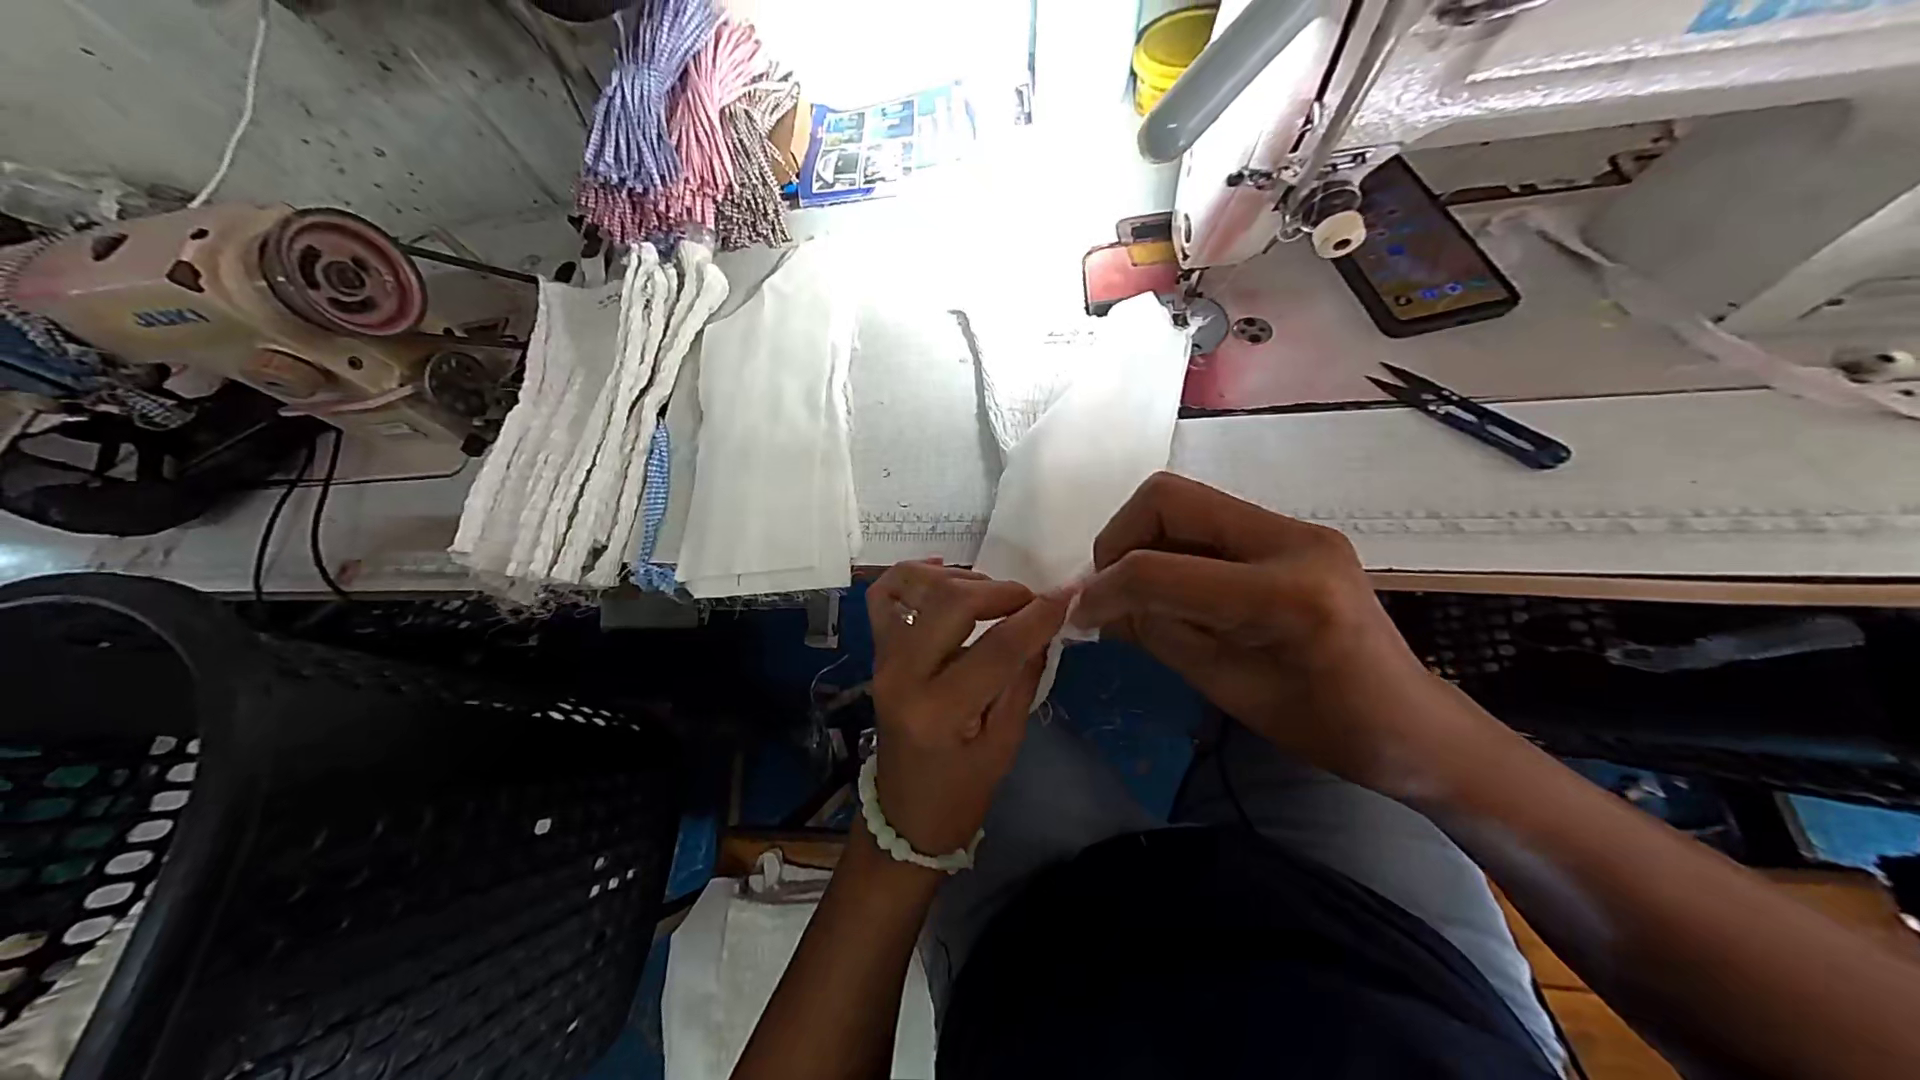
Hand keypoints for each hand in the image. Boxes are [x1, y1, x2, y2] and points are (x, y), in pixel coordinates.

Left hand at [865, 560, 1068, 855]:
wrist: (905, 814)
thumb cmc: (961, 791)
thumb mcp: (1005, 743)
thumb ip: (1023, 677)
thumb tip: (1045, 624)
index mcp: (939, 711)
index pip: (998, 646)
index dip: (1038, 616)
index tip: (1068, 596)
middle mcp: (902, 676)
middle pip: (953, 602)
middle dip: (1002, 591)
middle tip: (1032, 601)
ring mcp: (883, 660)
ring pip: (918, 587)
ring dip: (965, 580)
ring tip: (997, 597)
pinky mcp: (877, 653)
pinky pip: (885, 596)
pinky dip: (914, 574)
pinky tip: (945, 573)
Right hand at [1071, 474, 1471, 795]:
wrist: (1408, 723)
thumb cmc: (1324, 728)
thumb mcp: (1225, 688)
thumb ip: (1155, 633)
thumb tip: (1094, 606)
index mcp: (1284, 595)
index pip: (1159, 569)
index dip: (1103, 589)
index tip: (1078, 615)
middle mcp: (1292, 540)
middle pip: (1167, 498)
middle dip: (1118, 541)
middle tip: (1108, 591)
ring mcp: (1296, 528)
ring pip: (1184, 500)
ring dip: (1142, 541)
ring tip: (1136, 592)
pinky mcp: (1292, 531)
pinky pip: (1207, 520)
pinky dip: (1171, 547)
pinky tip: (1171, 587)